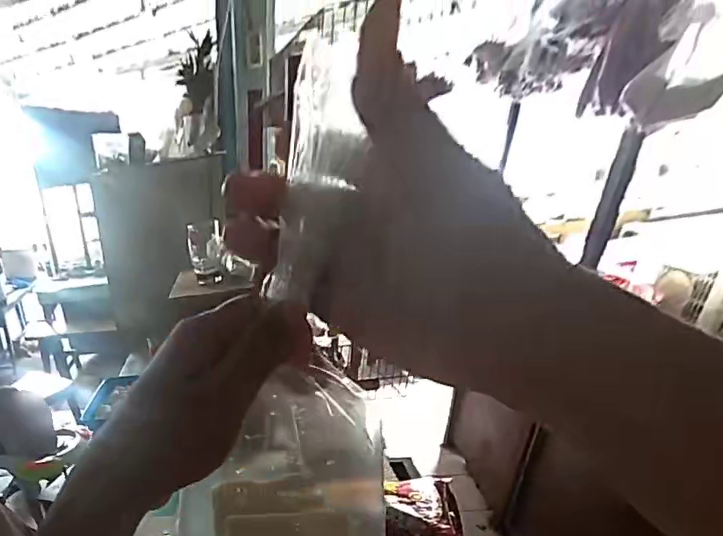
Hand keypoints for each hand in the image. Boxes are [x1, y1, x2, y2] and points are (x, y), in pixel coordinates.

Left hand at [68, 294, 306, 512]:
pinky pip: (215, 378)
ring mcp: (178, 366)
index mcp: (202, 331)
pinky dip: (237, 389)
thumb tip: (294, 305)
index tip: (308, 364)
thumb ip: (259, 350)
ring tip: (280, 400)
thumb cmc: (177, 436)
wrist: (122, 475)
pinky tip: (244, 413)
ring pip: (231, 355)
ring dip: (259, 371)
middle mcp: (188, 339)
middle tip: (302, 385)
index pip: (259, 305)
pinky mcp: (174, 392)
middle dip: (277, 349)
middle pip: (245, 328)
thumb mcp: (227, 393)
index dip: (289, 327)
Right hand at [223, 0, 570, 402]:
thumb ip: (389, 101)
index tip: (262, 143)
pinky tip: (252, 279)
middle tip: (234, 194)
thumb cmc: (462, 229)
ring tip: (232, 234)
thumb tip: (380, 9)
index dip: (296, 152)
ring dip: (263, 242)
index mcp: (387, 177)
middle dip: (268, 198)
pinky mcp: (343, 312)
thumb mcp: (421, 156)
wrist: (491, 317)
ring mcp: (352, 269)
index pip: (331, 158)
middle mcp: (365, 221)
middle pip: (305, 206)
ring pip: (296, 250)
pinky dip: (277, 287)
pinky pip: (301, 296)